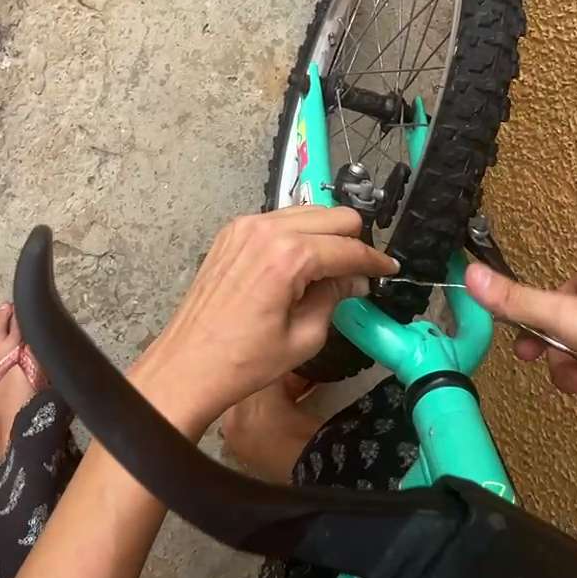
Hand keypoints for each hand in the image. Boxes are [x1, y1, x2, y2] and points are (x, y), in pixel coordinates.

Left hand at [135, 208, 397, 433]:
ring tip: (329, 270)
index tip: (389, 269)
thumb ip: (335, 298)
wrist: (187, 366)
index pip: (347, 247)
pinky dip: (297, 235)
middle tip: (358, 271)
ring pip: (307, 212)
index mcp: (288, 257)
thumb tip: (352, 279)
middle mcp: (267, 230)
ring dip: (325, 235)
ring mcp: (246, 226)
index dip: (374, 261)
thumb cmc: (244, 361)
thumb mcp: (304, 338)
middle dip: (353, 240)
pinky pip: (279, 220)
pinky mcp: (232, 231)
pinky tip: (298, 265)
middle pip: (333, 215)